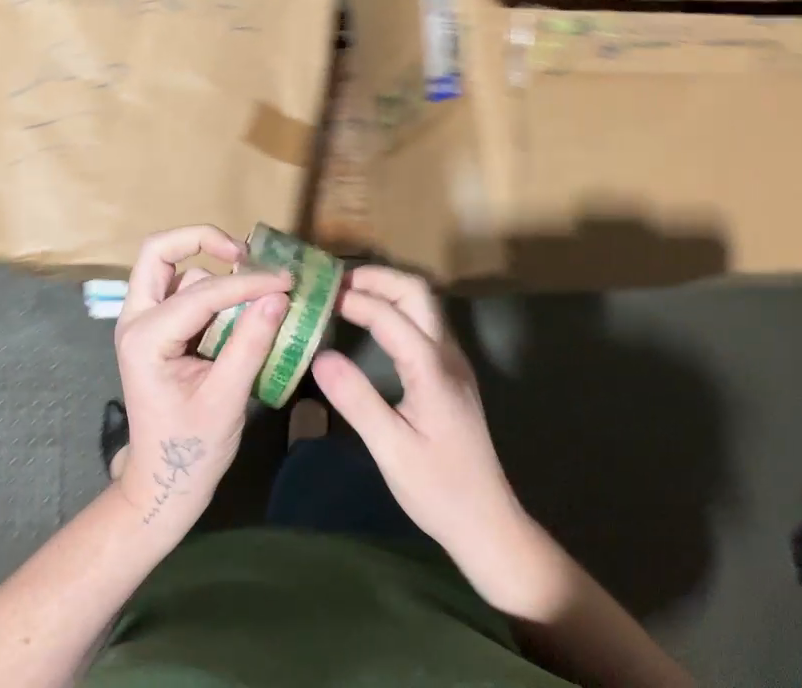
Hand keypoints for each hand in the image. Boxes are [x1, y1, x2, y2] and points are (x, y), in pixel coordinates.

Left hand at [111, 226, 291, 536]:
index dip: (247, 283)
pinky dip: (212, 292)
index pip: (201, 292)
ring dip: (214, 275)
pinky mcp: (158, 331)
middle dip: (202, 241)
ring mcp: (143, 323)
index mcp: (145, 337)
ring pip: (176, 272)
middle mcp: (136, 319)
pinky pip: (183, 293)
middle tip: (245, 255)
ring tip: (257, 296)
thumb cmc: (191, 447)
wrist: (164, 480)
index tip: (286, 282)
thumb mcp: (226, 398)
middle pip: (159, 252)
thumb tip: (278, 297)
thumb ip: (250, 344)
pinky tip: (243, 310)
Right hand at [310, 266, 548, 611]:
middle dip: (376, 278)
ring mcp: (453, 364)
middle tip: (333, 283)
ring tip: (345, 295)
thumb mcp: (390, 448)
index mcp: (432, 370)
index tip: (315, 296)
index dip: (352, 300)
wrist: (486, 521)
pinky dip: (395, 309)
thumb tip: (319, 355)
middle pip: (416, 292)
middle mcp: (448, 356)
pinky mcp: (450, 376)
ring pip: (424, 305)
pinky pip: (424, 324)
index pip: (390, 315)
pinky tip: (370, 325)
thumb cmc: (437, 489)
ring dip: (387, 290)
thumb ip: (356, 399)